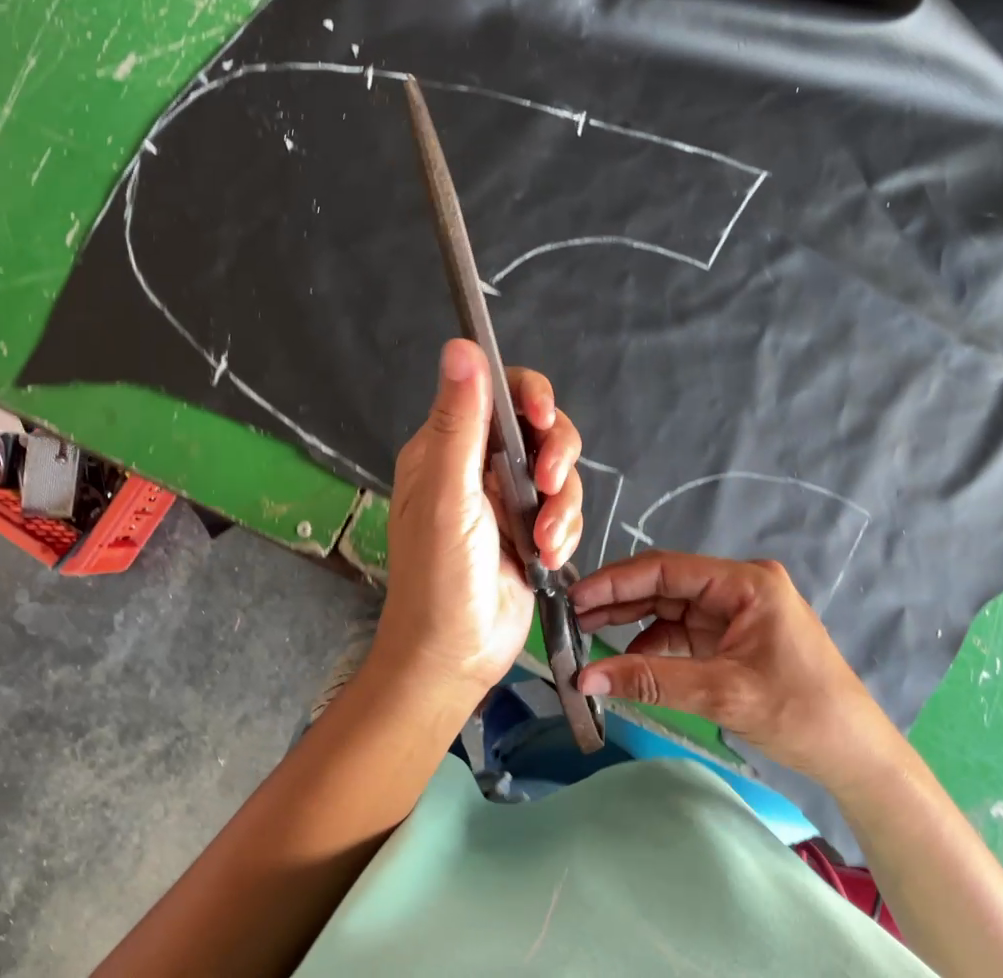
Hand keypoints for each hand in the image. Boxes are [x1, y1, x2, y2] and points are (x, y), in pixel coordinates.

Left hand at [376, 339, 584, 700]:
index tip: (542, 419)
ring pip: (558, 470)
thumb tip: (462, 345)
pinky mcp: (531, 530)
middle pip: (538, 427)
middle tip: (547, 482)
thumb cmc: (438, 577)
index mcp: (445, 447)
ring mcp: (506, 499)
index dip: (527, 395)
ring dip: (561, 503)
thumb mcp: (446, 496)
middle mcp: (476, 466)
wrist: (453, 656)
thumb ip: (458, 423)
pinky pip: (564, 508)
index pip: (493, 392)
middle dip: (554, 453)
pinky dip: (564, 530)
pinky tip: (548, 556)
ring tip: (546, 539)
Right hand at [571, 552, 900, 794]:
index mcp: (746, 583)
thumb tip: (584, 678)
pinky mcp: (735, 639)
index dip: (616, 581)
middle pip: (666, 586)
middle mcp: (740, 588)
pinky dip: (653, 645)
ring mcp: (738, 614)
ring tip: (584, 635)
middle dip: (618, 601)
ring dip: (631, 622)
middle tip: (569, 617)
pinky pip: (684, 633)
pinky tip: (624, 659)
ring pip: (670, 609)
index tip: (574, 596)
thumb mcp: (721, 694)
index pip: (668, 570)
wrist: (856, 755)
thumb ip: (650, 680)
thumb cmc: (800, 713)